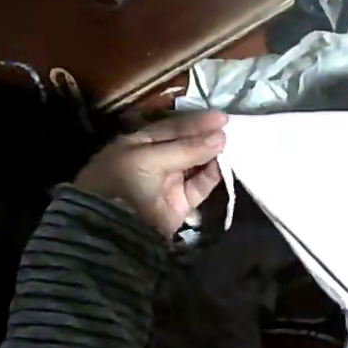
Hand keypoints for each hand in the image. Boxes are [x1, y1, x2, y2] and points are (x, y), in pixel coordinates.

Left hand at [74, 112, 227, 237]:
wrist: (115, 230)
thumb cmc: (125, 184)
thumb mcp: (151, 159)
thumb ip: (187, 148)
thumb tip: (222, 136)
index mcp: (139, 143)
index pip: (172, 127)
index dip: (196, 121)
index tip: (221, 117)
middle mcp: (155, 160)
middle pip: (186, 144)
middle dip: (207, 137)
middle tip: (231, 129)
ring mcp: (168, 181)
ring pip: (196, 164)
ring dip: (213, 156)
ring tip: (232, 147)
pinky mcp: (181, 203)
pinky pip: (200, 185)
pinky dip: (212, 177)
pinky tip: (224, 167)